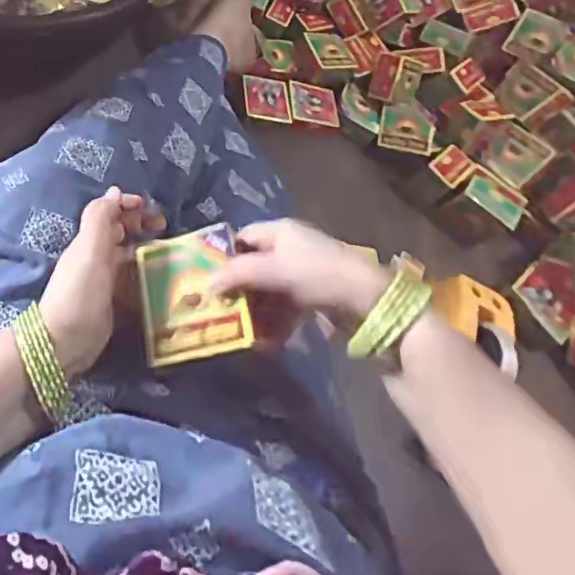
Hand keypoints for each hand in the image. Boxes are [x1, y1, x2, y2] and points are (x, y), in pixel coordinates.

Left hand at [40, 187, 164, 374]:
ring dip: (149, 251)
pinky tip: (164, 282)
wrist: (63, 344)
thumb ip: (99, 219)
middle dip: (143, 225)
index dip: (131, 206)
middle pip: (123, 232)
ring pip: (130, 257)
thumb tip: (114, 191)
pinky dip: (147, 278)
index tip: (154, 211)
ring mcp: (106, 281)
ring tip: (171, 254)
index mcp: (91, 241)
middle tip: (166, 229)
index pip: (112, 212)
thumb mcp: (88, 251)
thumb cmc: (79, 294)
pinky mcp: (114, 303)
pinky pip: (134, 282)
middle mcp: (99, 257)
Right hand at [209, 219, 389, 321]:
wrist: (367, 299)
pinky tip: (267, 342)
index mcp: (279, 232)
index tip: (209, 279)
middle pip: (255, 266)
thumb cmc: (315, 273)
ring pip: (270, 291)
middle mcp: (290, 248)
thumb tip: (207, 282)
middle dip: (240, 290)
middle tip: (222, 311)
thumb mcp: (272, 270)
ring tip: (244, 333)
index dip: (225, 256)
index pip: (243, 237)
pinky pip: (286, 307)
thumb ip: (238, 274)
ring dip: (257, 312)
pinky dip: (276, 323)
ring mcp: (304, 273)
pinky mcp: (315, 295)